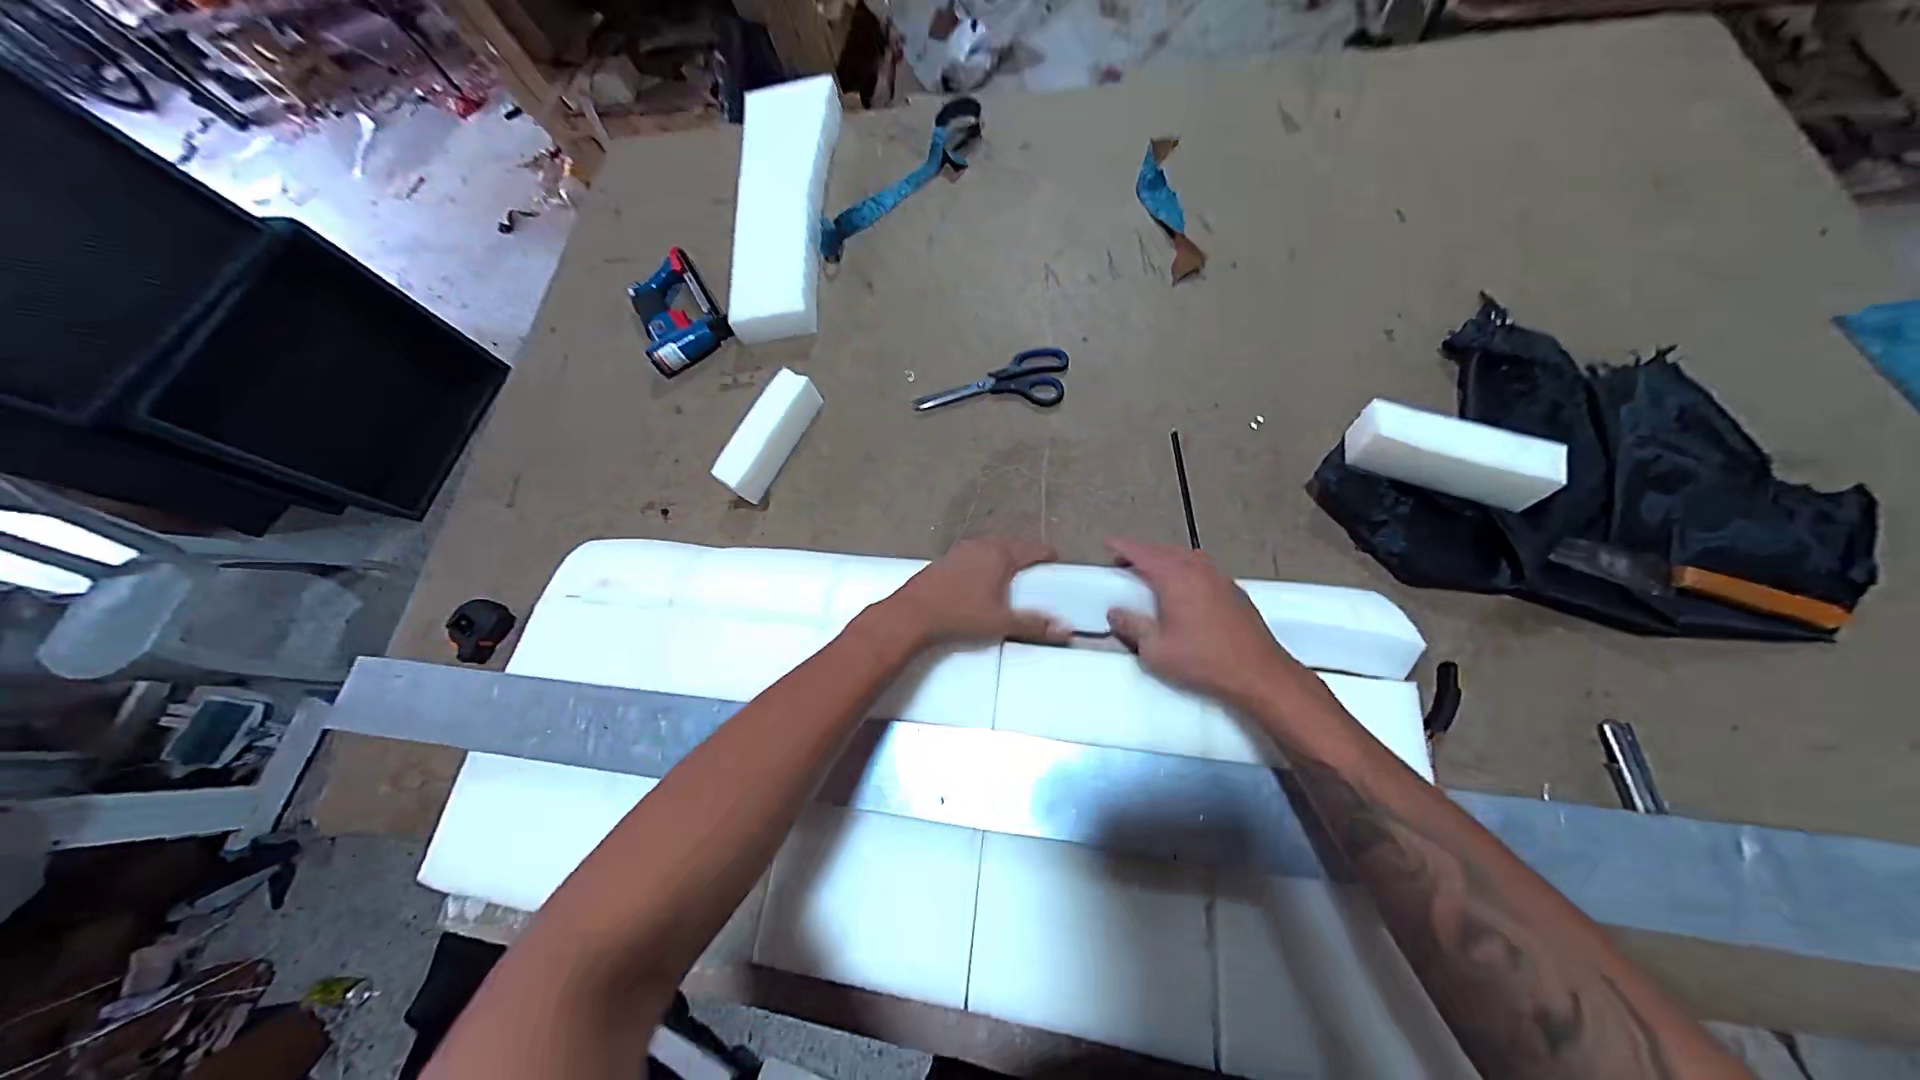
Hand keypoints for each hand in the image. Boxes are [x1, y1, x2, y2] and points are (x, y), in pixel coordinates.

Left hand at [882, 538, 1071, 646]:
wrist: (913, 614)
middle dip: (1026, 554)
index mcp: (1000, 554)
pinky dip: (985, 562)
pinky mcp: (945, 559)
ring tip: (1011, 574)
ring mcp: (960, 550)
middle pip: (1011, 544)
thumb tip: (1065, 629)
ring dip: (1003, 557)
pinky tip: (982, 578)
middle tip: (1036, 569)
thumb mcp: (1002, 623)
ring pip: (990, 548)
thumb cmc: (961, 615)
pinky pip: (974, 555)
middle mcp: (981, 545)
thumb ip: (1034, 624)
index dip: (1047, 554)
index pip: (1032, 548)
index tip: (1056, 561)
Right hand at [1104, 537, 1311, 709]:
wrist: (1257, 674)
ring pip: (1187, 557)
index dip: (1122, 547)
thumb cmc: (1207, 661)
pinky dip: (1187, 570)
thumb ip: (1132, 627)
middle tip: (1126, 562)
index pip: (1142, 553)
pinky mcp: (1234, 592)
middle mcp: (1199, 571)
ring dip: (1166, 559)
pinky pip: (1203, 569)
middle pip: (1164, 550)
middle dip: (1143, 552)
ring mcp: (1220, 579)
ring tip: (1153, 573)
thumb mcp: (1155, 650)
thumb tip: (1117, 615)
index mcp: (1175, 578)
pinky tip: (1183, 588)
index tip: (1110, 544)